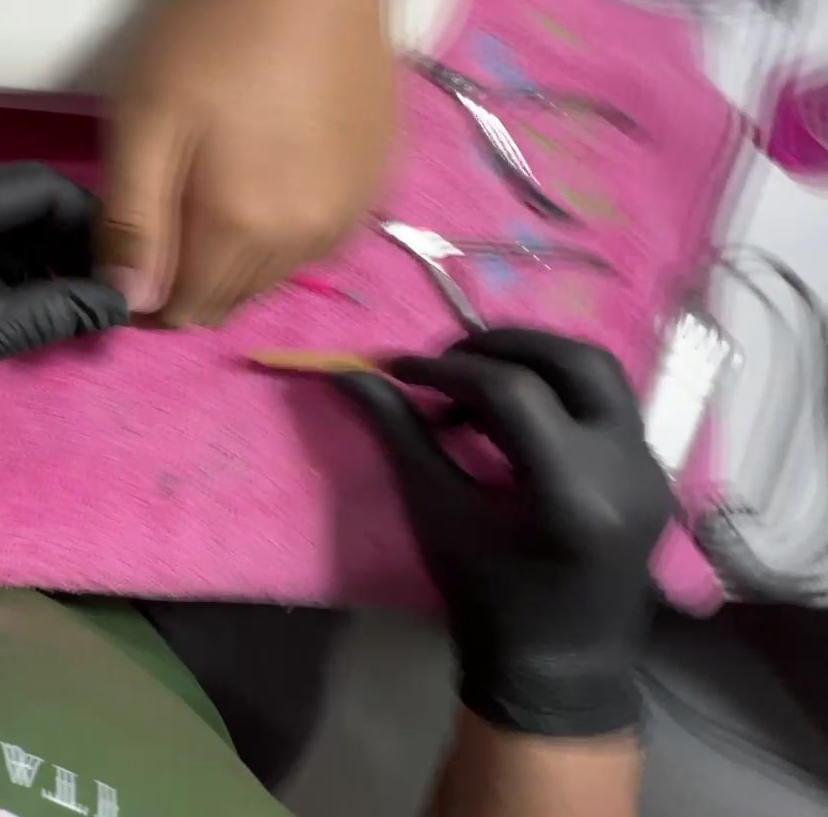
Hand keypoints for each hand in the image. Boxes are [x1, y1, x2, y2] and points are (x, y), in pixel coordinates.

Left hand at [102, 0, 393, 325]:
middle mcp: (306, 238)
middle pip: (229, 300)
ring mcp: (349, 211)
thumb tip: (131, 302)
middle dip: (184, 285)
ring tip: (199, 206)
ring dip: (228, 265)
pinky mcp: (374, 183)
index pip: (187, 309)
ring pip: (270, 277)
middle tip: (154, 231)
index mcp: (243, 228)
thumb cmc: (208, 42)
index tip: (123, 265)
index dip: (147, 302)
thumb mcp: (143, 129)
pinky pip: (311, 245)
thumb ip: (134, 223)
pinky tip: (255, 191)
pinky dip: (273, 240)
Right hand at [332, 329, 675, 737]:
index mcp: (571, 488)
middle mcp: (626, 467)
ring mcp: (649, 468)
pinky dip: (549, 388)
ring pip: (598, 374)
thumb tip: (350, 375)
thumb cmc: (483, 588)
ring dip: (528, 360)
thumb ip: (398, 432)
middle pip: (575, 361)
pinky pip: (603, 402)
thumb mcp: (432, 507)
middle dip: (500, 343)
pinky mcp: (649, 472)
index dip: (443, 368)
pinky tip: (505, 415)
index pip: (511, 389)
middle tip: (443, 360)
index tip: (395, 370)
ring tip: (472, 383)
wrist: (559, 656)